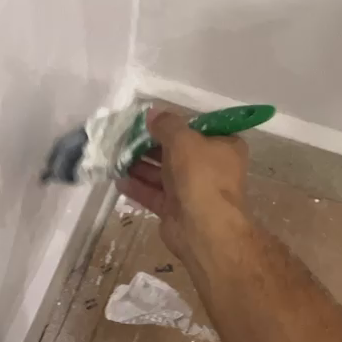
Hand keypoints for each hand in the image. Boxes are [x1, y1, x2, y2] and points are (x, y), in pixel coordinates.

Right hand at [119, 106, 252, 264]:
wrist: (203, 228)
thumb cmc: (200, 176)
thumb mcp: (183, 140)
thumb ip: (166, 124)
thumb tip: (152, 113)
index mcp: (224, 147)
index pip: (199, 130)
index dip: (176, 124)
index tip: (152, 120)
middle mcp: (210, 168)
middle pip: (177, 152)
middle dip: (152, 146)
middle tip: (127, 138)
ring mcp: (192, 191)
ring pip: (163, 174)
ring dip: (141, 166)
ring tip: (117, 157)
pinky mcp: (175, 210)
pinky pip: (154, 194)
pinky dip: (138, 187)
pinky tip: (119, 180)